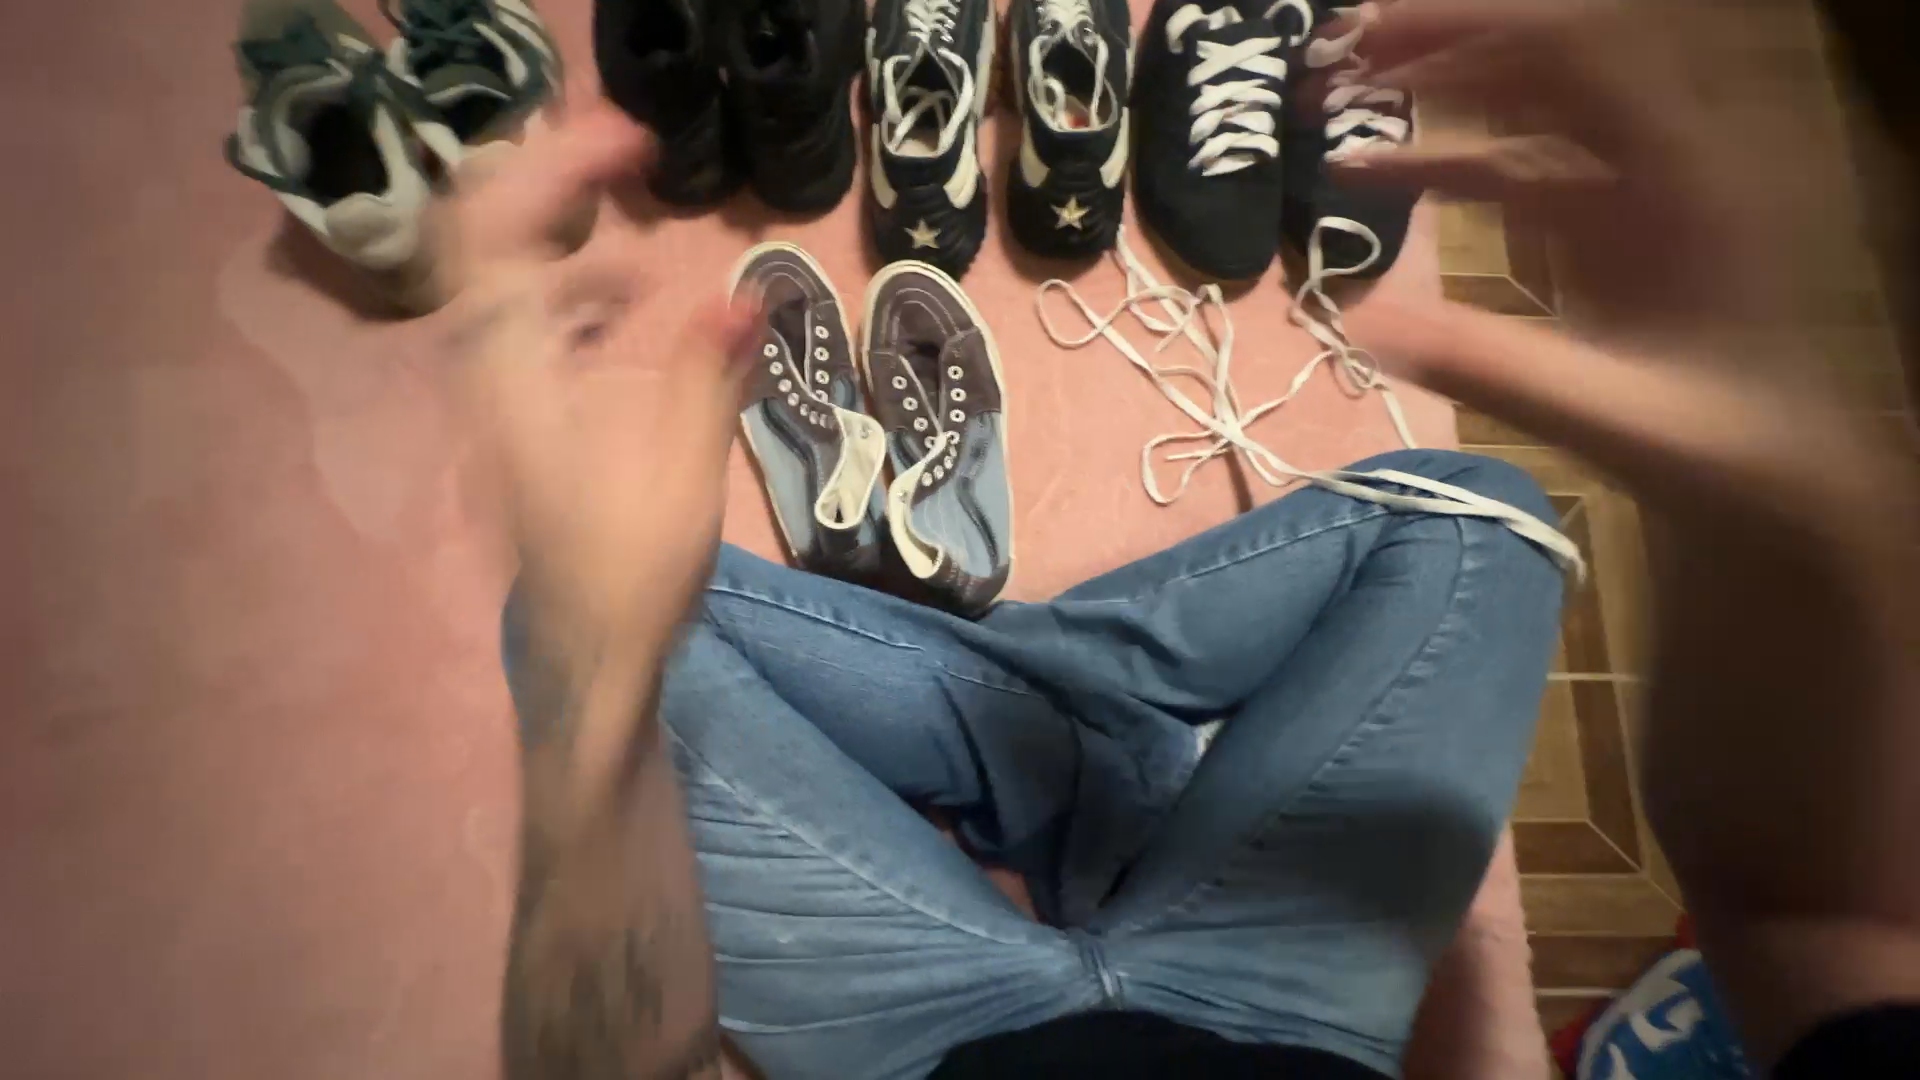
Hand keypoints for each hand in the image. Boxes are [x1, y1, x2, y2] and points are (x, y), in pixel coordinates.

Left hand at [450, 104, 758, 673]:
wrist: (593, 645)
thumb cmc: (635, 570)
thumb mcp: (685, 472)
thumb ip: (709, 377)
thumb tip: (747, 292)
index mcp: (518, 376)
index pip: (499, 232)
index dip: (557, 170)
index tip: (634, 147)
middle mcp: (490, 373)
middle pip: (486, 239)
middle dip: (553, 188)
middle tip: (628, 167)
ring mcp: (500, 396)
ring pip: (507, 283)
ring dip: (568, 243)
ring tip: (639, 241)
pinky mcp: (523, 418)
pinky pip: (532, 327)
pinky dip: (576, 296)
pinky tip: (626, 310)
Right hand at [1336, 0, 1915, 529]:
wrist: (1773, 470)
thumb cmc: (1715, 447)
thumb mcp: (1609, 415)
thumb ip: (1493, 367)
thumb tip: (1359, 321)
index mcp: (1698, 179)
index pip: (1590, 50)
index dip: (1482, 22)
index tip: (1380, 27)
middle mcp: (1672, 155)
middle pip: (1557, 53)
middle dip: (1447, 40)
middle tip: (1343, 52)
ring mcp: (1636, 183)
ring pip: (1532, 99)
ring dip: (1440, 86)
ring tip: (1346, 92)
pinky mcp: (1604, 218)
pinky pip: (1515, 163)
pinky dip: (1440, 161)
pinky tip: (1371, 176)